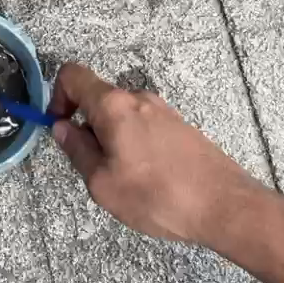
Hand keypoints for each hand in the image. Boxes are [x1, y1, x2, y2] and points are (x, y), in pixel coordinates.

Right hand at [47, 62, 266, 247]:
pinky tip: (150, 180)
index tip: (61, 128)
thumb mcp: (102, 183)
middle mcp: (138, 98)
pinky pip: (143, 126)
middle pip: (97, 98)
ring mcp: (163, 110)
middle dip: (86, 127)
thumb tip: (63, 129)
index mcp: (113, 105)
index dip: (56, 97)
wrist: (227, 207)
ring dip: (111, 139)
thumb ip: (77, 151)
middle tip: (95, 167)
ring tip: (126, 179)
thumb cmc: (159, 196)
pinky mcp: (180, 127)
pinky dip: (134, 145)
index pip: (72, 75)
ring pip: (120, 116)